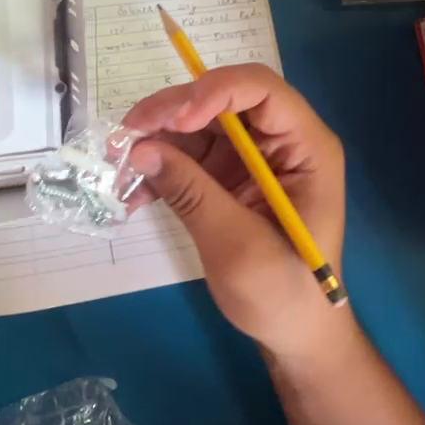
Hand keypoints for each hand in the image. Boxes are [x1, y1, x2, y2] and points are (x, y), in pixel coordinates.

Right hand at [122, 63, 349, 362]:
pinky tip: (133, 193)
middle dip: (171, 113)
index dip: (216, 92)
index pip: (262, 91)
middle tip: (125, 135)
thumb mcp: (238, 246)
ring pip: (195, 122)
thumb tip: (141, 150)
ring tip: (119, 167)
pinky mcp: (225, 171)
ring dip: (155, 140)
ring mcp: (249, 154)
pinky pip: (185, 152)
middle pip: (220, 101)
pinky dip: (157, 166)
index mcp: (305, 146)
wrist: (292, 333)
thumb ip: (192, 193)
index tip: (175, 120)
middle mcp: (277, 139)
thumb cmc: (283, 293)